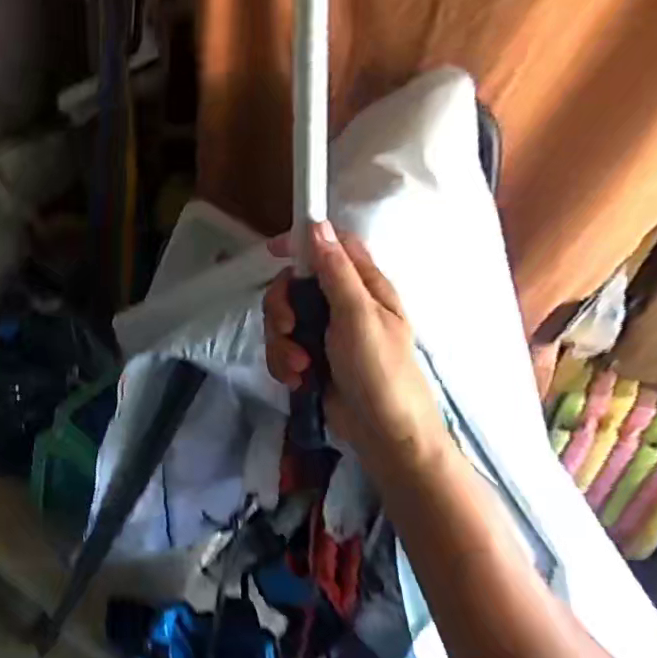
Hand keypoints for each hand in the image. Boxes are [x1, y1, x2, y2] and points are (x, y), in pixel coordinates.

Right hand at [262, 221, 448, 475]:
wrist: (383, 431)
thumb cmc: (381, 370)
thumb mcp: (358, 316)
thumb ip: (335, 272)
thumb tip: (317, 226)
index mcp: (364, 286)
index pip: (331, 247)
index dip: (303, 243)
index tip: (273, 251)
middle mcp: (341, 305)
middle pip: (294, 286)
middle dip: (282, 309)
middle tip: (289, 328)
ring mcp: (324, 334)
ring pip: (282, 320)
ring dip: (282, 344)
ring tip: (299, 367)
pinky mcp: (311, 359)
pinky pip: (281, 349)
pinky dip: (283, 364)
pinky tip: (297, 379)